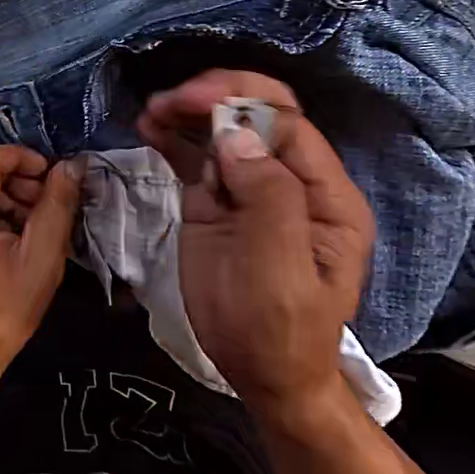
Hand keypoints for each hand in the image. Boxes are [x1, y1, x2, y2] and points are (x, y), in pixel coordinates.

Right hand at [137, 71, 374, 425]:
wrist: (259, 373)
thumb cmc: (278, 328)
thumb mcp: (281, 268)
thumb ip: (267, 196)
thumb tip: (236, 134)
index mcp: (324, 195)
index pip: (288, 126)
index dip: (241, 102)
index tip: (193, 100)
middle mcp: (289, 183)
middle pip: (255, 119)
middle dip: (213, 99)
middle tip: (167, 102)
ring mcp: (249, 192)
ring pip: (221, 134)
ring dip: (187, 115)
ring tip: (150, 112)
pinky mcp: (215, 205)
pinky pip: (196, 161)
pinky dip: (173, 141)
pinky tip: (149, 128)